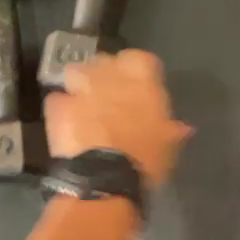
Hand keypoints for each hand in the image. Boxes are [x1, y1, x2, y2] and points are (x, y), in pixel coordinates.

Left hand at [44, 50, 189, 189]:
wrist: (105, 179)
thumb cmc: (144, 162)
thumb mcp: (168, 147)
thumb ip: (171, 131)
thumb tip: (182, 128)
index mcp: (143, 82)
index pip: (140, 60)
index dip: (135, 73)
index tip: (136, 87)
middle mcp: (111, 76)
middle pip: (105, 61)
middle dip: (105, 75)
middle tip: (107, 96)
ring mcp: (81, 89)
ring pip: (77, 71)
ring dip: (79, 83)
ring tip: (82, 102)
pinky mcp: (58, 105)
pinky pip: (57, 99)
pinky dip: (60, 108)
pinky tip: (64, 122)